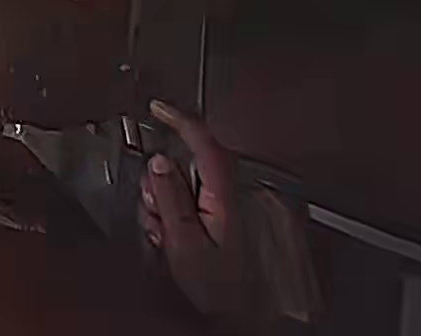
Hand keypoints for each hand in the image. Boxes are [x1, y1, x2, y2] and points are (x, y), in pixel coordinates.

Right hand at [140, 99, 246, 318]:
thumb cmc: (230, 299)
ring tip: (173, 237)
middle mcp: (248, 196)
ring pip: (203, 184)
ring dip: (179, 202)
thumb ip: (169, 199)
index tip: (158, 107)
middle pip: (195, 164)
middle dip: (166, 181)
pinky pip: (217, 201)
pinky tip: (191, 241)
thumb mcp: (185, 249)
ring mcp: (256, 210)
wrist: (264, 333)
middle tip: (156, 213)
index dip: (178, 117)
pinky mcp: (259, 225)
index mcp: (230, 196)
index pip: (204, 139)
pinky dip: (197, 213)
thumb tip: (159, 162)